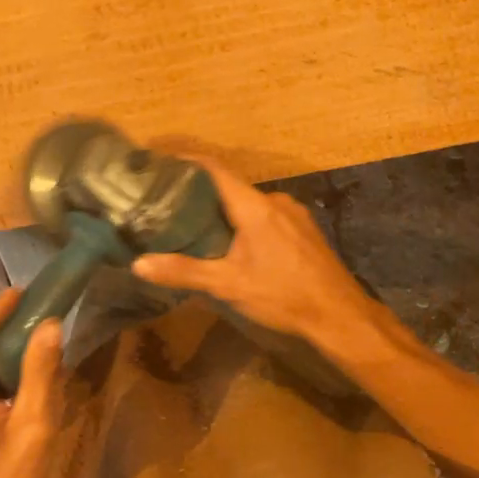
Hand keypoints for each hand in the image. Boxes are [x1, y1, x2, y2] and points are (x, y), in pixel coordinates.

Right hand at [132, 157, 387, 355]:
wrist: (340, 315)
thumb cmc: (282, 295)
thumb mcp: (227, 285)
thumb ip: (183, 271)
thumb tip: (138, 264)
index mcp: (254, 206)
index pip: (214, 169)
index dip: (186, 162)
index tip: (160, 163)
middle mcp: (274, 201)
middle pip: (230, 186)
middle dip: (199, 192)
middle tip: (170, 202)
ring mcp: (293, 214)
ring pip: (248, 203)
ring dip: (224, 210)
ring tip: (196, 224)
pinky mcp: (304, 230)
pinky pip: (266, 216)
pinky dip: (244, 221)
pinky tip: (234, 243)